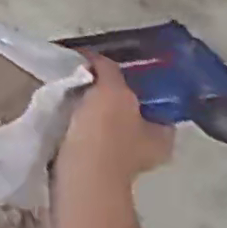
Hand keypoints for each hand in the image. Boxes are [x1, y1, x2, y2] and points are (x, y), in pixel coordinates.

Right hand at [57, 54, 174, 184]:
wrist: (82, 170)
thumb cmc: (107, 132)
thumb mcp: (114, 90)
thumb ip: (109, 69)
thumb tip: (96, 57)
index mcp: (163, 135)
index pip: (155, 101)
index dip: (135, 81)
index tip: (111, 66)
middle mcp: (146, 146)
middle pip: (127, 107)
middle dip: (106, 89)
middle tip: (86, 71)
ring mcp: (119, 154)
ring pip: (105, 116)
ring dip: (88, 101)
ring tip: (69, 83)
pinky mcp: (94, 156)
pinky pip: (88, 126)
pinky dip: (77, 114)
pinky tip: (63, 102)